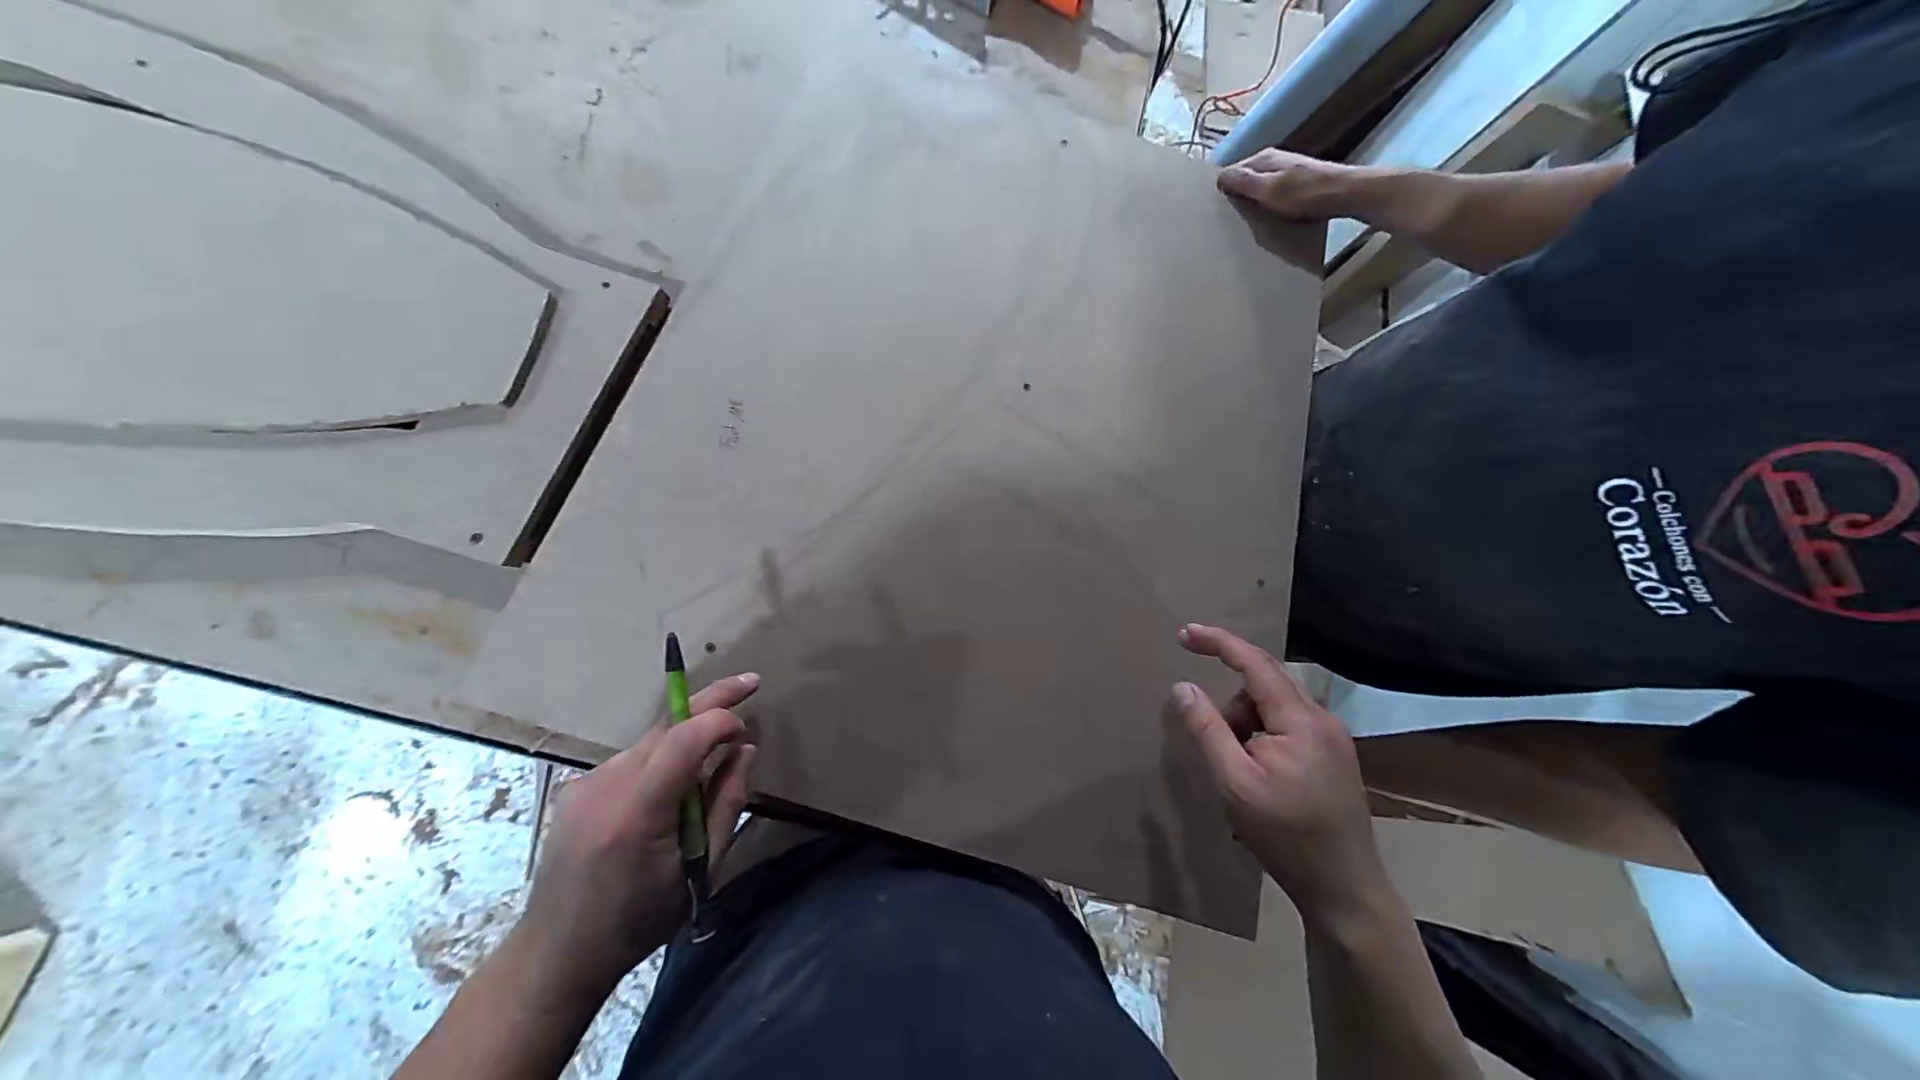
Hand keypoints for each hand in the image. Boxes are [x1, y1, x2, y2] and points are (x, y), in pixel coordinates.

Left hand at [509, 672, 760, 999]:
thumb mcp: (698, 871)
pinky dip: (662, 760)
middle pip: (667, 725)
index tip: (748, 727)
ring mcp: (586, 783)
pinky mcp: (577, 788)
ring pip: (652, 741)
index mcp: (637, 812)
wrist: (556, 954)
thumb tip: (745, 751)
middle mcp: (606, 785)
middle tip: (750, 682)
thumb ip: (726, 804)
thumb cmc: (636, 921)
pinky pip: (633, 759)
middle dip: (712, 700)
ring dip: (687, 739)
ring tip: (713, 764)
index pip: (684, 738)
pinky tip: (670, 792)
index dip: (721, 719)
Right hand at [1170, 624, 1388, 921]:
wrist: (1344, 887)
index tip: (1184, 633)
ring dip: (1246, 726)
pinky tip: (1258, 775)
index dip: (1219, 643)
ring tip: (1241, 774)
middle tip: (1217, 747)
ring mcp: (1332, 738)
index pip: (1256, 665)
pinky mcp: (1334, 755)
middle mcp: (1322, 720)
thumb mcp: (1233, 783)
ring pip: (1273, 708)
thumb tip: (1183, 687)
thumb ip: (1207, 729)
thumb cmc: (1285, 836)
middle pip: (1264, 685)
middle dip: (1231, 706)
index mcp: (1301, 721)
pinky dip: (1261, 738)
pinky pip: (1287, 726)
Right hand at [1216, 148, 1365, 220]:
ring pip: (1258, 187)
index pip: (1231, 171)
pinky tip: (1265, 217)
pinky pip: (1271, 193)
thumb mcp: (1269, 189)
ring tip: (1243, 221)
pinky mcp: (1297, 182)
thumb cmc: (1305, 193)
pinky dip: (1265, 204)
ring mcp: (1287, 170)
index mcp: (1263, 159)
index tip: (1213, 211)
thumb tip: (1218, 176)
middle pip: (1245, 179)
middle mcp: (1273, 160)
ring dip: (1251, 202)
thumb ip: (1243, 182)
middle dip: (1235, 197)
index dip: (1222, 190)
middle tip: (1226, 220)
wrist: (1347, 194)